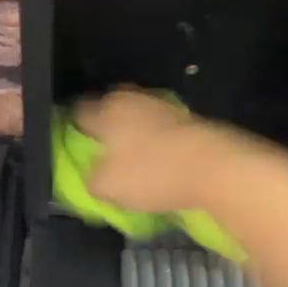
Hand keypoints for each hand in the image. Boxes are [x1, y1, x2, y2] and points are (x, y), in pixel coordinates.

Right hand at [73, 89, 232, 213]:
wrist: (216, 168)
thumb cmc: (151, 173)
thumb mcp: (105, 186)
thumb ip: (90, 179)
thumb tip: (92, 175)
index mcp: (106, 110)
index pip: (78, 111)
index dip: (71, 127)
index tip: (72, 142)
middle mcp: (133, 100)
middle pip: (110, 107)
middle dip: (105, 123)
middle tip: (101, 147)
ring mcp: (165, 106)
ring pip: (138, 116)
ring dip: (134, 132)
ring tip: (131, 156)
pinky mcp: (190, 120)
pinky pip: (162, 128)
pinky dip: (157, 140)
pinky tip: (158, 159)